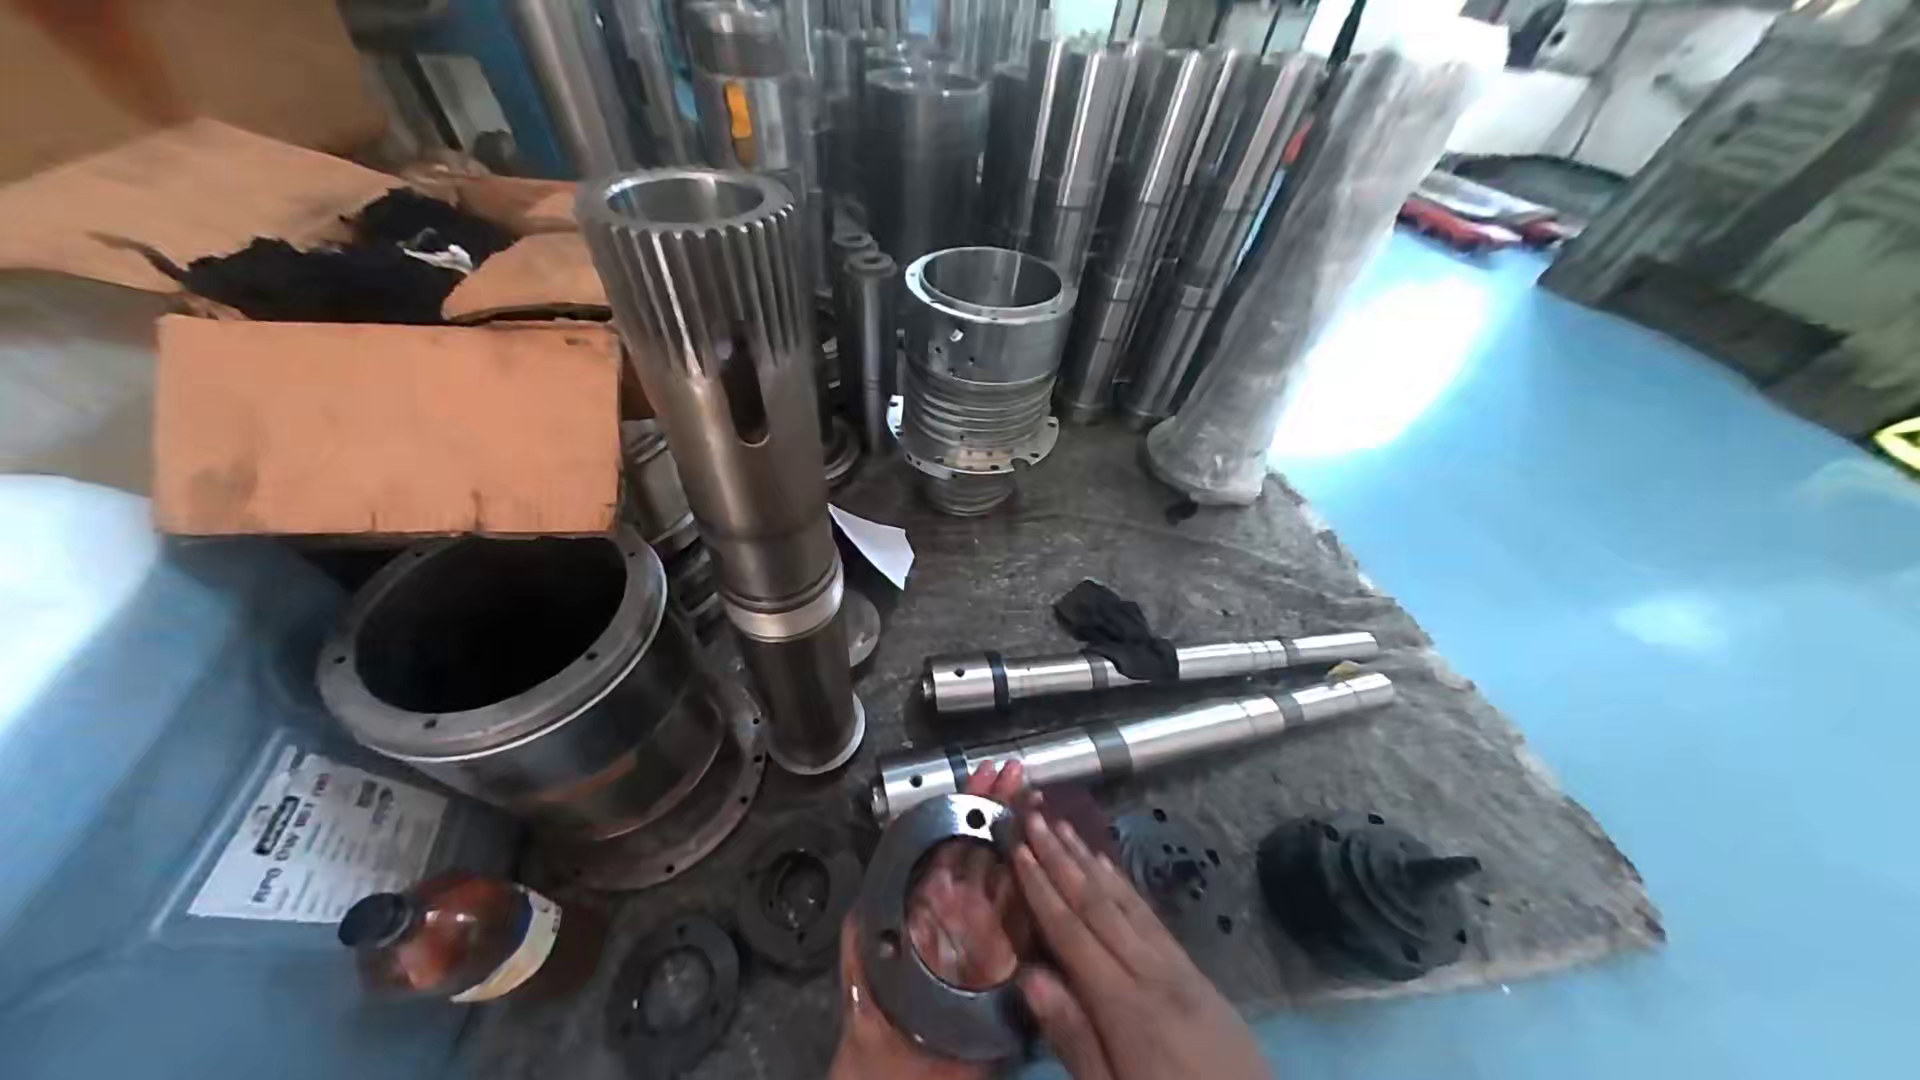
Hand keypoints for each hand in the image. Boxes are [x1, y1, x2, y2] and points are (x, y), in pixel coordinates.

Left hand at [828, 761, 1029, 1078]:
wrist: (900, 1075)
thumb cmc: (877, 1016)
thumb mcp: (863, 954)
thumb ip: (866, 916)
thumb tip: (878, 871)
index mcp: (929, 899)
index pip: (952, 841)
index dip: (967, 806)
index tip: (984, 775)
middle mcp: (962, 907)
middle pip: (985, 847)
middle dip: (999, 806)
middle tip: (1016, 772)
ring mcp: (989, 930)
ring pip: (1009, 871)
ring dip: (1022, 833)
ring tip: (1035, 797)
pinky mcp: (1011, 960)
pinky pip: (1027, 918)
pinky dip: (1039, 885)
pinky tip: (1049, 855)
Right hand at [1011, 812, 1267, 1079]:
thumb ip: (1075, 1038)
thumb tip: (1028, 975)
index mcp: (1125, 1006)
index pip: (1072, 933)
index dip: (1042, 889)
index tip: (1019, 848)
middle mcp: (1151, 972)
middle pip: (1097, 904)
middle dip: (1061, 859)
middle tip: (1035, 817)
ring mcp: (1177, 967)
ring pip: (1125, 901)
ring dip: (1090, 860)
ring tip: (1065, 826)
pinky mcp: (1196, 972)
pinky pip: (1152, 917)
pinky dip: (1125, 886)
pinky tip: (1110, 867)